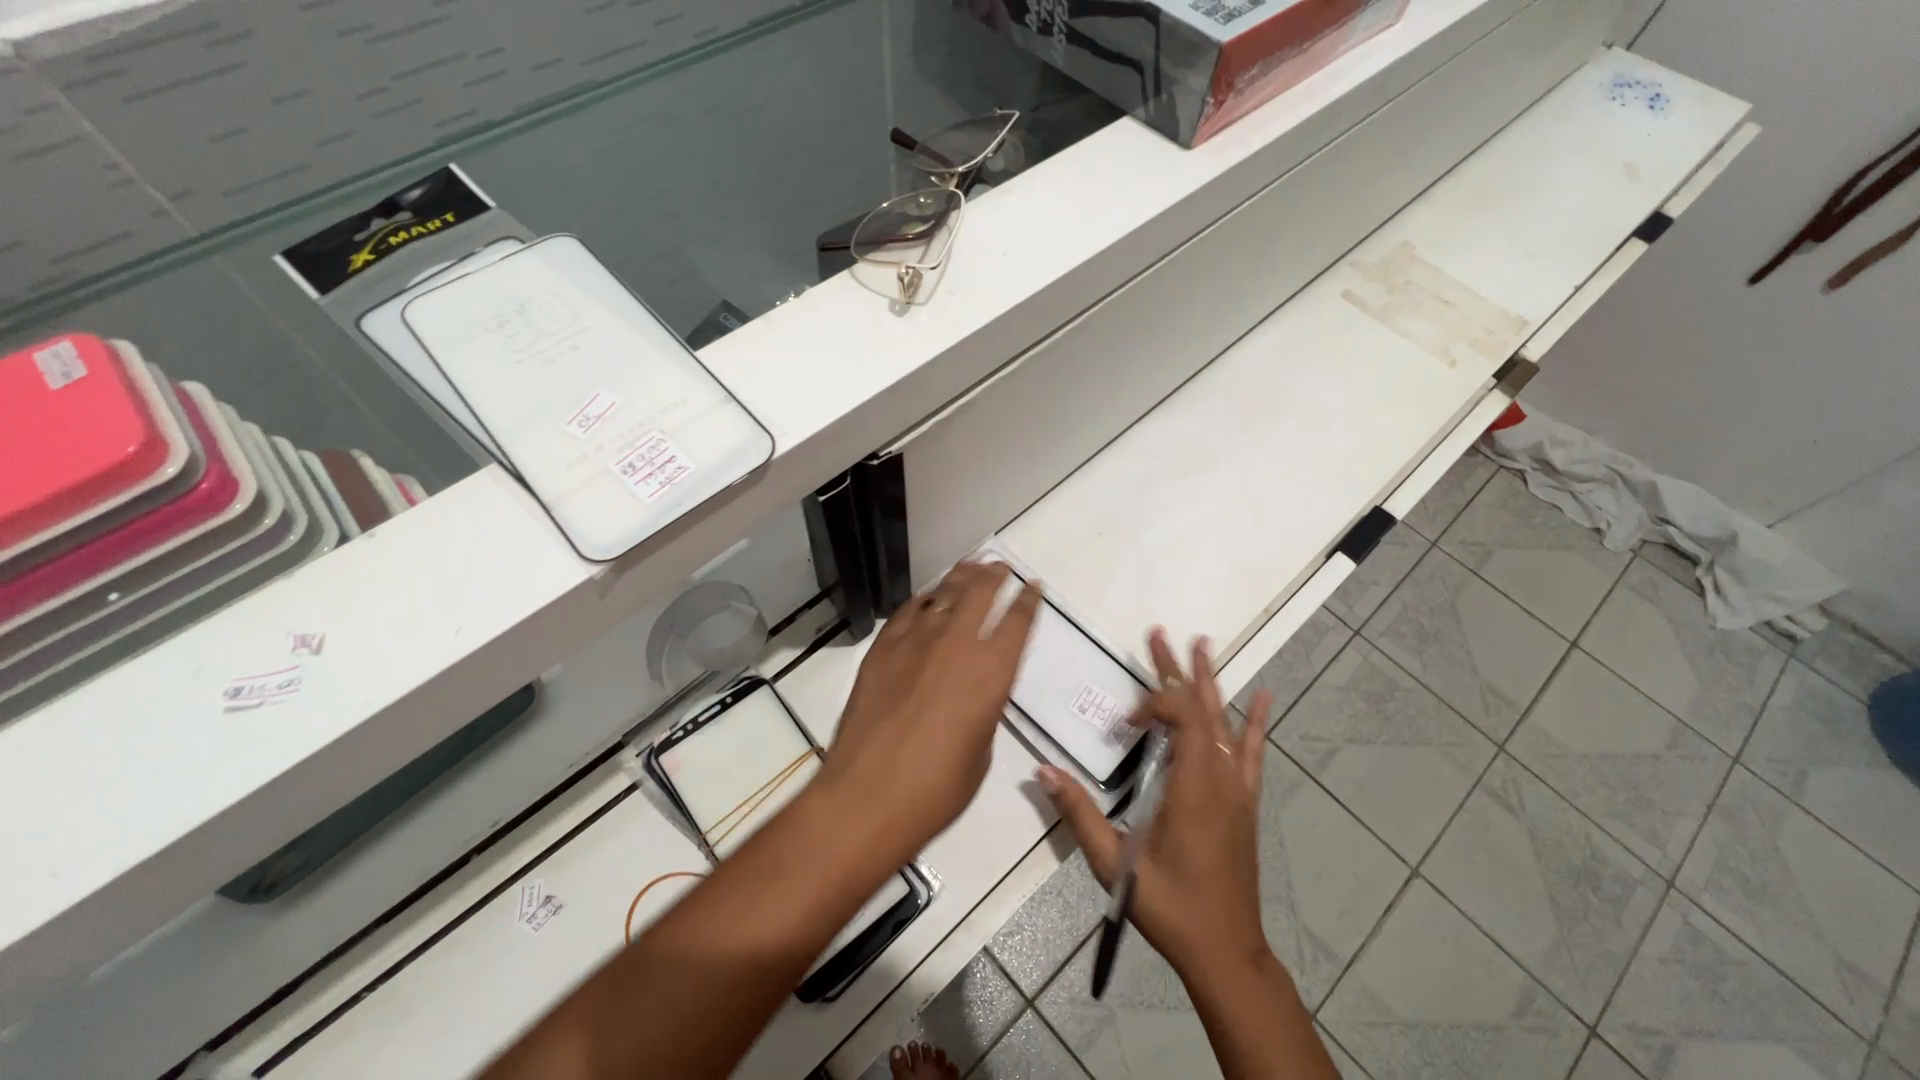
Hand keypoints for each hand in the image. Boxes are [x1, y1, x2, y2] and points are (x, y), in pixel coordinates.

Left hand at [819, 561, 1041, 862]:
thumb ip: (984, 712)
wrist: (868, 796)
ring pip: (942, 595)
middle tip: (1000, 567)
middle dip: (995, 576)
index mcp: (992, 672)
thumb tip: (975, 694)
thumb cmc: (936, 790)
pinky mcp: (881, 650)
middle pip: (980, 593)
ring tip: (969, 567)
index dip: (1029, 601)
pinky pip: (906, 612)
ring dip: (960, 578)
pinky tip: (926, 598)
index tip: (1034, 587)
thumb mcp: (980, 752)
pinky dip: (921, 600)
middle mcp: (957, 646)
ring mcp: (914, 643)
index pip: (1018, 623)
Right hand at [1040, 630, 1275, 979]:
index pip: (1184, 718)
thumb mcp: (1117, 866)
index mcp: (1194, 789)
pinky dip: (1256, 722)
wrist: (1225, 949)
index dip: (1155, 705)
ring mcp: (1239, 791)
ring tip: (1202, 644)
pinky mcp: (1246, 804)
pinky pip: (1254, 753)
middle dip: (1178, 671)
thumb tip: (1044, 770)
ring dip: (1211, 683)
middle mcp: (1222, 780)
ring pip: (1228, 723)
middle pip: (1204, 709)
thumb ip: (1081, 814)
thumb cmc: (1169, 907)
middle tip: (1160, 634)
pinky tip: (1264, 698)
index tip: (1127, 724)